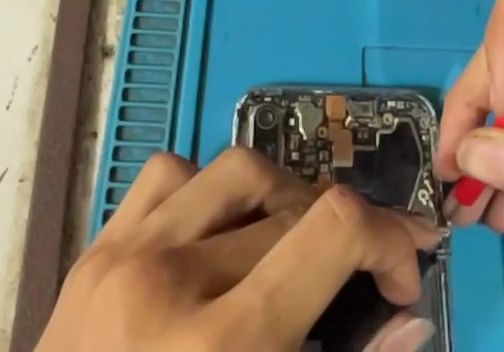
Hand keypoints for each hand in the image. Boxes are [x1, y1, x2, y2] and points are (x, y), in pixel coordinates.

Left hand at [38, 147, 442, 351]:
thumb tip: (411, 316)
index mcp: (224, 344)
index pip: (334, 227)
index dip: (389, 238)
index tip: (400, 278)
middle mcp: (172, 280)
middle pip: (294, 204)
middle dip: (344, 235)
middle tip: (356, 275)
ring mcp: (123, 255)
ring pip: (235, 169)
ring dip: (281, 198)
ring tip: (289, 242)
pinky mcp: (92, 251)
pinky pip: (169, 174)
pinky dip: (209, 188)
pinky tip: (217, 232)